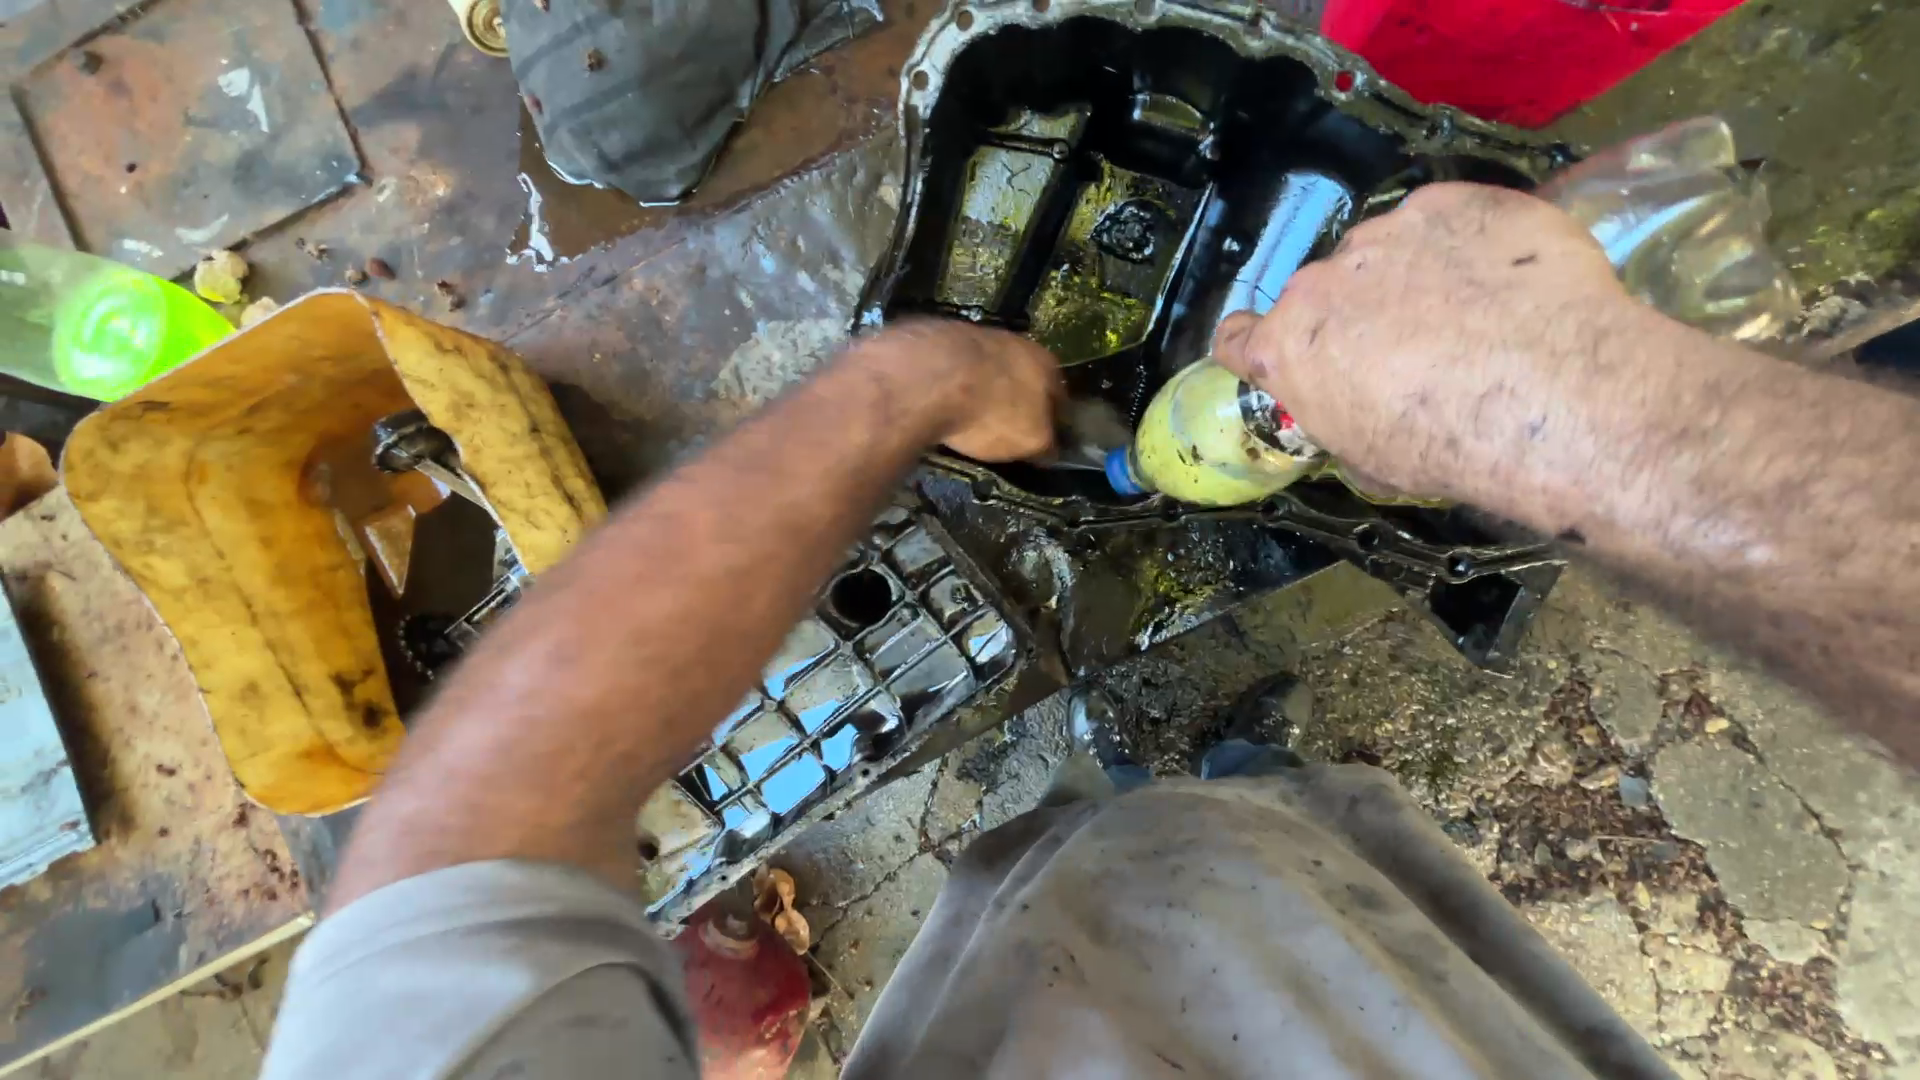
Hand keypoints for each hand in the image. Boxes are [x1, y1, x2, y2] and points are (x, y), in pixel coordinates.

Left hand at [863, 320, 1063, 461]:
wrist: (929, 377)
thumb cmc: (992, 412)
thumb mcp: (1031, 441)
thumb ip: (1045, 444)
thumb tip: (1049, 449)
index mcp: (1046, 364)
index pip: (1059, 397)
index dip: (1052, 421)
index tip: (1042, 439)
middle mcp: (1015, 341)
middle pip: (1020, 378)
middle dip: (1015, 401)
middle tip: (1004, 428)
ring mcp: (974, 335)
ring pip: (985, 370)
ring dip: (981, 390)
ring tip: (968, 418)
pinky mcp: (937, 338)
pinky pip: (952, 370)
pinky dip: (950, 385)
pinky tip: (940, 403)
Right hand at [1212, 183, 1646, 505]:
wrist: (1549, 398)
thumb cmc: (1441, 446)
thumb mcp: (1362, 455)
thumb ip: (1333, 410)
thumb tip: (1352, 400)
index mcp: (1282, 349)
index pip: (1235, 337)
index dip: (1255, 348)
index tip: (1286, 357)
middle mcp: (1316, 284)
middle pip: (1315, 294)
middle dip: (1345, 315)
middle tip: (1401, 344)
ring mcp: (1381, 236)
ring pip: (1376, 254)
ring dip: (1400, 275)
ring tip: (1464, 307)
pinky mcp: (1449, 201)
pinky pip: (1437, 220)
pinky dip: (1456, 242)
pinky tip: (1497, 275)